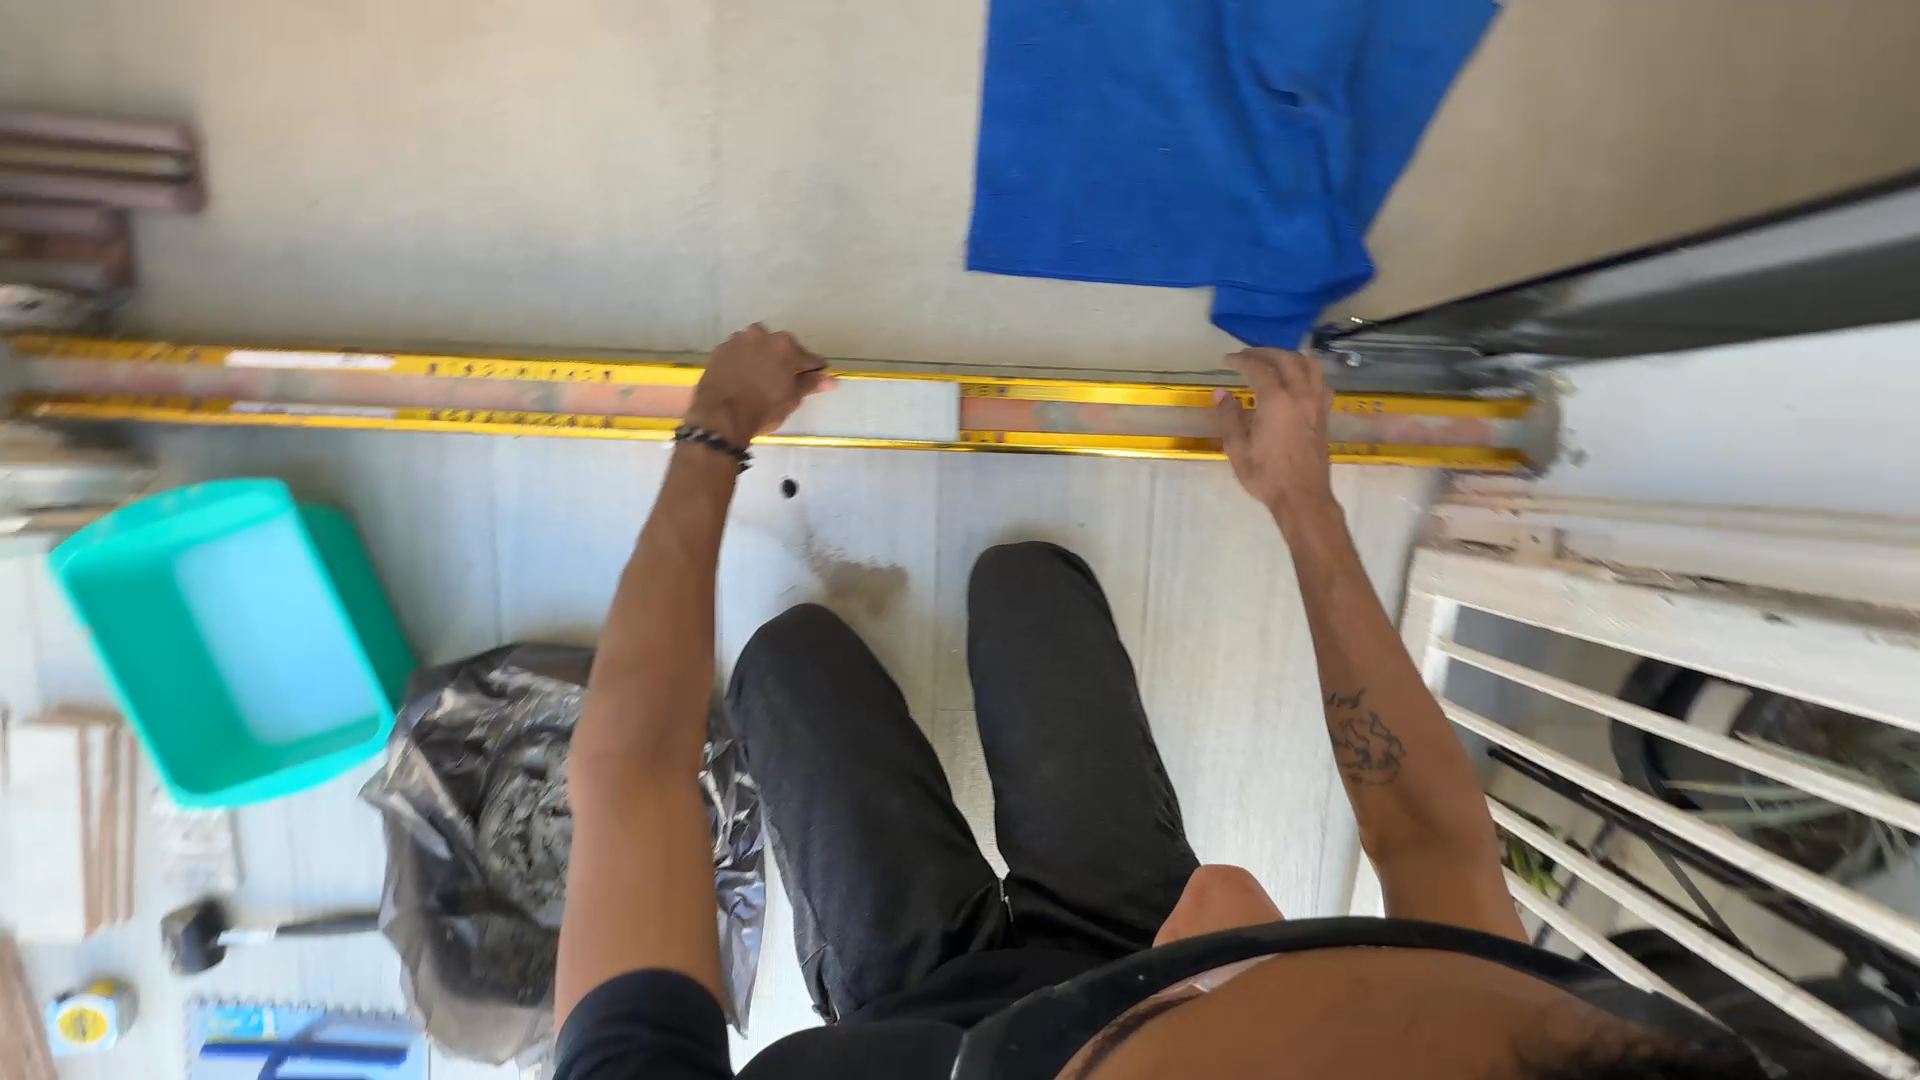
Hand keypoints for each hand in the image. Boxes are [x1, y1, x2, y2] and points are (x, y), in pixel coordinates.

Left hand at [684, 324, 834, 445]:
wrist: (719, 414)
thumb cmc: (763, 408)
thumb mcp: (792, 399)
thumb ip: (811, 384)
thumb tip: (832, 379)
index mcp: (785, 345)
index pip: (808, 358)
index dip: (812, 372)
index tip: (813, 382)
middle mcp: (762, 335)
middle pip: (782, 348)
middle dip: (786, 362)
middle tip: (785, 383)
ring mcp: (738, 340)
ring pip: (759, 347)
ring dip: (764, 358)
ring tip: (762, 380)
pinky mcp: (720, 349)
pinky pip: (740, 353)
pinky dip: (745, 362)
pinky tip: (744, 378)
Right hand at [1212, 348, 1335, 517]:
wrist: (1302, 496)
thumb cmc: (1265, 475)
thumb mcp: (1237, 449)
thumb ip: (1228, 417)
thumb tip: (1221, 394)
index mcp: (1276, 401)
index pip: (1258, 368)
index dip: (1241, 360)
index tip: (1227, 360)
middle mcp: (1300, 395)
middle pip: (1286, 359)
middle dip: (1265, 352)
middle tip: (1247, 356)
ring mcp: (1316, 403)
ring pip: (1309, 365)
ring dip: (1290, 357)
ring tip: (1274, 361)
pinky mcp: (1324, 414)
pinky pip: (1320, 381)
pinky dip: (1307, 373)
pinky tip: (1297, 381)